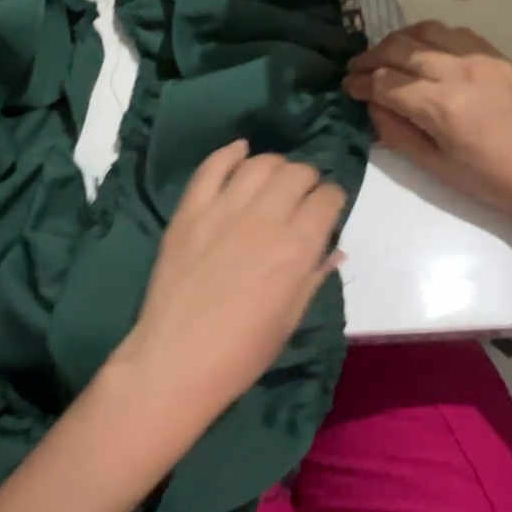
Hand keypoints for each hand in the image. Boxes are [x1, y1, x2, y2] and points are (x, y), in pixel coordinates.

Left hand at [110, 140, 345, 423]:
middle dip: (308, 180)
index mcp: (296, 248)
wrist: (178, 360)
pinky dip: (230, 153)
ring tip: (274, 181)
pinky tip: (240, 152)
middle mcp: (264, 219)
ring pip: (259, 163)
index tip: (328, 208)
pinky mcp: (189, 211)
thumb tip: (333, 250)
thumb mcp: (291, 318)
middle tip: (302, 196)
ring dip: (275, 166)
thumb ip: (313, 275)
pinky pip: (212, 167)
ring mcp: (222, 210)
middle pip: (297, 172)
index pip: (328, 198)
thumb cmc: (243, 351)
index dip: (333, 199)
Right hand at [343, 21, 511, 225]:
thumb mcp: (433, 165)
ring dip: (399, 40)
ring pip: (426, 31)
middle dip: (371, 57)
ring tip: (386, 55)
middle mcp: (458, 72)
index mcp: (441, 106)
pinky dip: (431, 37)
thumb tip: (372, 105)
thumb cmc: (487, 179)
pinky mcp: (496, 56)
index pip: (386, 83)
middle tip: (357, 68)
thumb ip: (396, 132)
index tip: (347, 86)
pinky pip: (455, 32)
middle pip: (401, 49)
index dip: (360, 83)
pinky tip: (423, 51)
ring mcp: (480, 59)